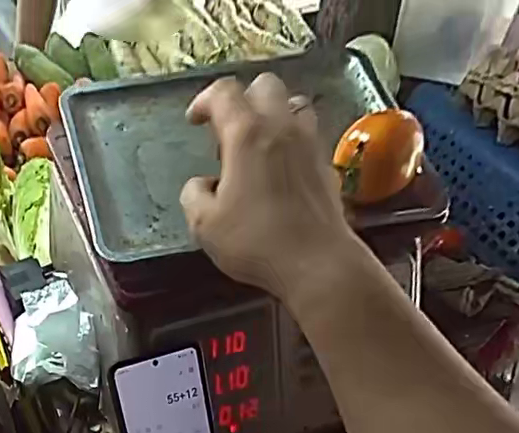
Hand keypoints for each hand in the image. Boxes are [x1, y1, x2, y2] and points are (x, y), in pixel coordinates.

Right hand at [181, 74, 368, 304]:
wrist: (314, 260)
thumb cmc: (254, 242)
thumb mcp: (204, 226)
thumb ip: (193, 196)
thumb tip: (199, 185)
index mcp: (246, 135)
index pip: (223, 94)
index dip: (204, 101)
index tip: (195, 119)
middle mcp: (281, 126)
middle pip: (263, 87)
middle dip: (241, 102)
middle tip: (227, 136)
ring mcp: (309, 141)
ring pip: (291, 105)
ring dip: (270, 117)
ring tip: (256, 149)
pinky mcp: (325, 162)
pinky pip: (306, 134)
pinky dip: (289, 140)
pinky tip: (279, 170)